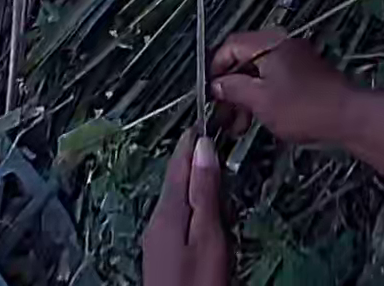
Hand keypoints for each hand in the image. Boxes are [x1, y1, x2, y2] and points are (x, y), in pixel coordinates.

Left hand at [143, 128, 226, 285]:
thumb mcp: (208, 236)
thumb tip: (202, 144)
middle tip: (225, 141)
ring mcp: (158, 236)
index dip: (195, 135)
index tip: (213, 114)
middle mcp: (158, 218)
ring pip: (180, 194)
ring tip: (223, 170)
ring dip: (199, 181)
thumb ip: (204, 191)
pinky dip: (196, 202)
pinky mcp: (164, 252)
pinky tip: (212, 209)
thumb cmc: (198, 283)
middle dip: (199, 157)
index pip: (179, 159)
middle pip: (178, 175)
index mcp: (167, 210)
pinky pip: (180, 213)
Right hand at [210, 31, 358, 143]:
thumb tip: (218, 84)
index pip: (231, 45)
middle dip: (231, 86)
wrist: (345, 114)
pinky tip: (260, 117)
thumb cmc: (304, 106)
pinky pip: (274, 77)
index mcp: (269, 43)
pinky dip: (263, 94)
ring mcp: (294, 56)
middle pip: (245, 58)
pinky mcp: (304, 71)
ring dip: (246, 94)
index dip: (216, 68)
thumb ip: (235, 88)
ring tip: (240, 124)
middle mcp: (281, 43)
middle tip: (224, 114)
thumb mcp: (260, 100)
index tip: (211, 92)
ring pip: (259, 71)